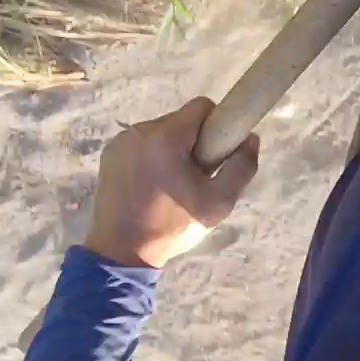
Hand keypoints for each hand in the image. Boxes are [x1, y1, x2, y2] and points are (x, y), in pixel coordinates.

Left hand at [81, 97, 261, 268]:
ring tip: (174, 183)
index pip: (202, 107)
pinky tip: (154, 185)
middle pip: (182, 120)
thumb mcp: (219, 202)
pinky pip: (143, 144)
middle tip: (197, 175)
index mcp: (165, 137)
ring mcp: (120, 142)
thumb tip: (250, 138)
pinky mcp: (109, 155)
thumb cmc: (171, 225)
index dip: (217, 125)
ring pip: (162, 132)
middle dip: (196, 141)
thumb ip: (241, 166)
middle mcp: (139, 131)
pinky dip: (154, 156)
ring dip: (174, 149)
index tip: (217, 154)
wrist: (120, 253)